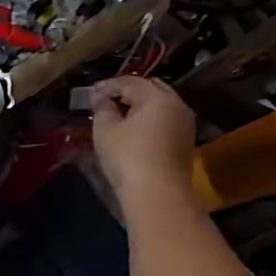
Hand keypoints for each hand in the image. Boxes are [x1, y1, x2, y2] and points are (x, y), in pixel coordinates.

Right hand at [91, 76, 198, 212]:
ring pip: (160, 106)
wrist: (158, 193)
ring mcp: (185, 124)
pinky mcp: (185, 142)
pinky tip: (133, 131)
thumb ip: (102, 109)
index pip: (130, 82)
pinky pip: (164, 121)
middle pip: (150, 89)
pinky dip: (148, 120)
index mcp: (157, 97)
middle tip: (106, 100)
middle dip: (127, 92)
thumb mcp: (105, 130)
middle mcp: (177, 105)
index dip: (108, 86)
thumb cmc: (128, 157)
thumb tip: (102, 100)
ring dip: (139, 106)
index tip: (90, 94)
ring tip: (118, 115)